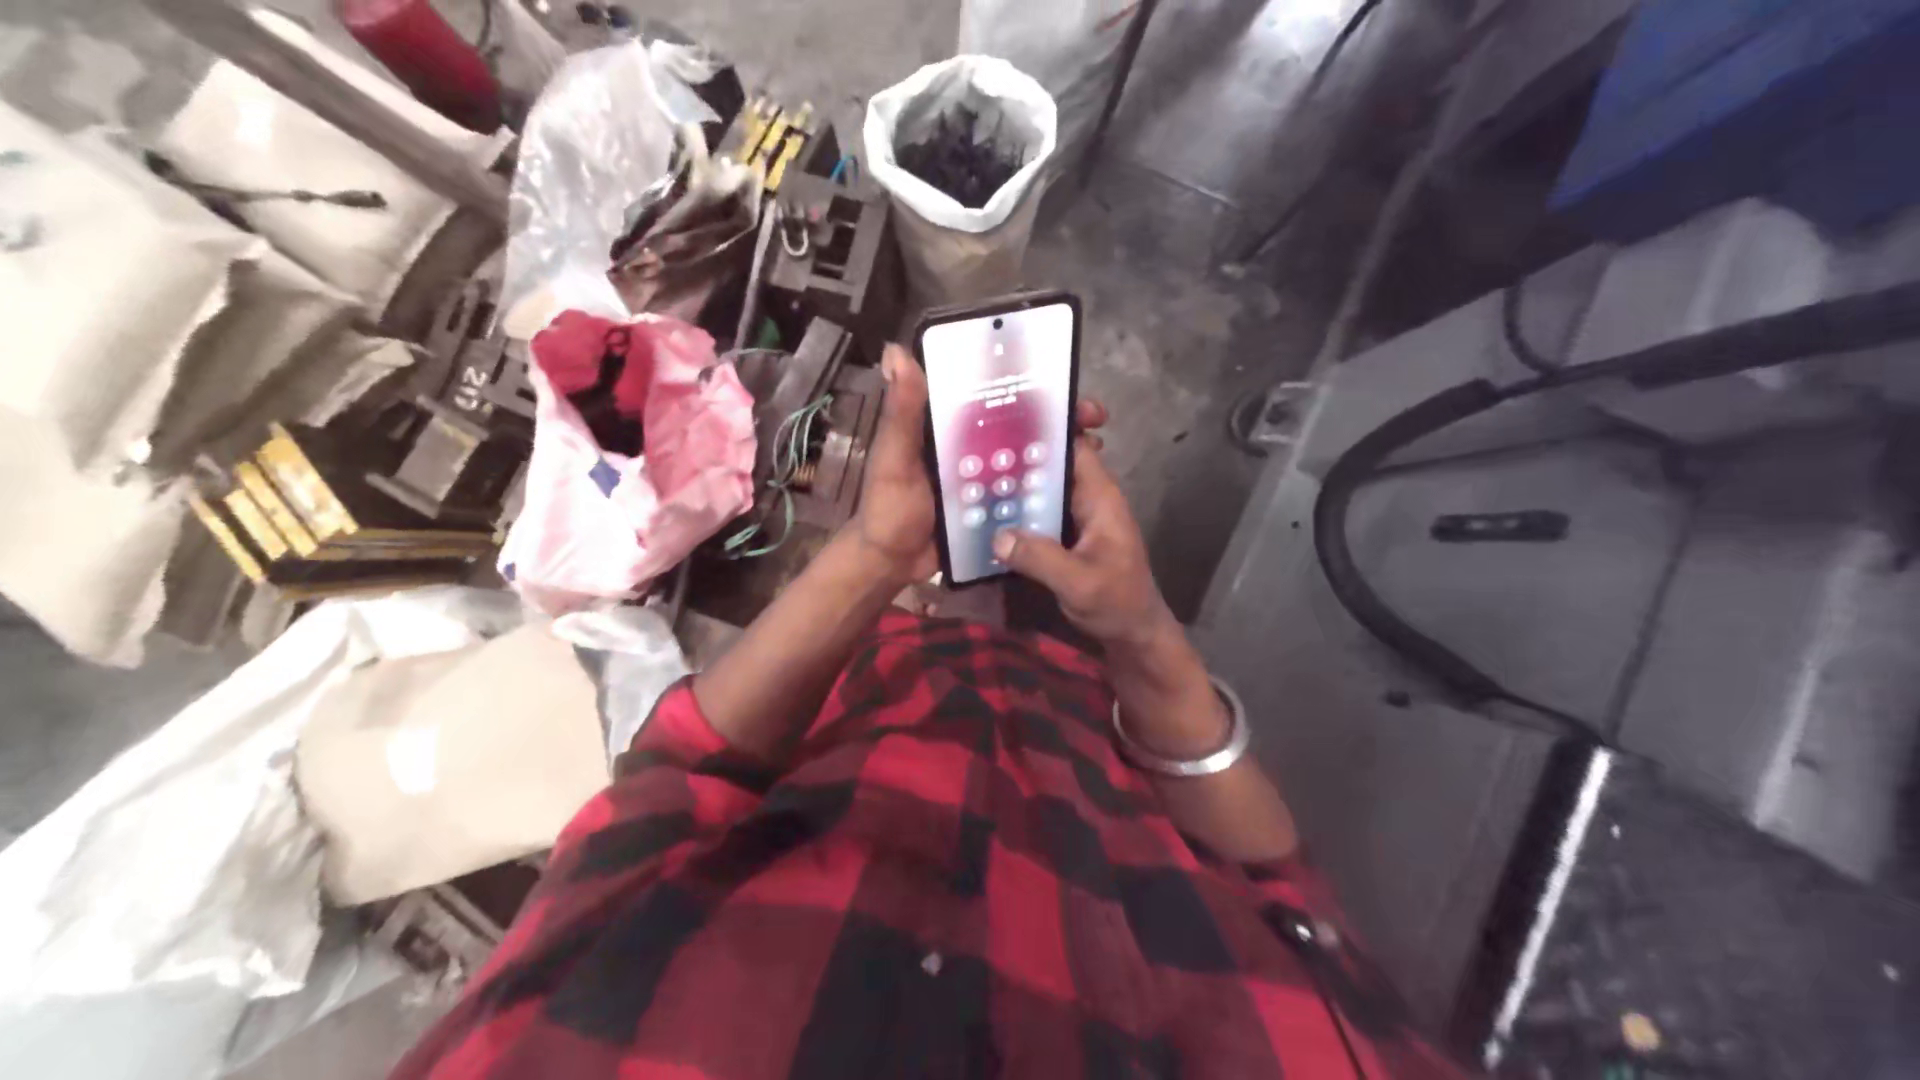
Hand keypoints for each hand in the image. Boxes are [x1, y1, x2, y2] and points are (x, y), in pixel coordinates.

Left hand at [851, 345, 1113, 587]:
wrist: (891, 565)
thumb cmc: (888, 509)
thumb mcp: (894, 459)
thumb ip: (901, 413)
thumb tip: (897, 351)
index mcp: (943, 426)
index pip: (989, 393)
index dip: (1023, 381)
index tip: (1059, 373)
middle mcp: (967, 445)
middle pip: (1016, 422)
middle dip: (1055, 415)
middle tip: (1092, 416)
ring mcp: (981, 476)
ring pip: (1025, 454)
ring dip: (1058, 448)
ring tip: (1096, 447)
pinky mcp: (990, 505)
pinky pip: (1021, 489)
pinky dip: (1045, 485)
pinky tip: (1075, 486)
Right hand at [992, 437, 1175, 649]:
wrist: (1134, 636)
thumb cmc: (1117, 603)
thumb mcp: (1079, 583)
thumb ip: (1040, 558)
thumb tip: (998, 535)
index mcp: (1099, 498)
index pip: (1076, 445)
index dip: (1049, 427)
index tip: (1009, 418)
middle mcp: (1088, 500)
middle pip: (1053, 465)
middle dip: (1019, 456)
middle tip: (975, 449)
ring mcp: (1076, 519)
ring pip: (1042, 490)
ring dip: (1014, 486)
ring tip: (971, 476)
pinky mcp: (1065, 538)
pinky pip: (1039, 514)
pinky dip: (1017, 512)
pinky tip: (986, 515)